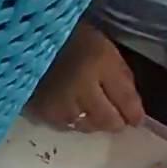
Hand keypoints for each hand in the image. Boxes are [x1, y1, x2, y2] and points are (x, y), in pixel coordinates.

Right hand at [27, 22, 147, 132]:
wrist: (29, 44)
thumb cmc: (73, 41)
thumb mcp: (105, 49)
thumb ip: (121, 76)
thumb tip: (132, 107)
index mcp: (99, 63)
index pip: (124, 97)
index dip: (134, 113)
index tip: (137, 120)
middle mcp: (81, 87)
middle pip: (106, 119)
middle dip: (115, 123)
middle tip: (118, 122)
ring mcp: (59, 103)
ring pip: (86, 126)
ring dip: (94, 123)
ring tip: (95, 115)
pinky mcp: (42, 112)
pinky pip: (66, 126)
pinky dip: (74, 123)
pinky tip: (74, 112)